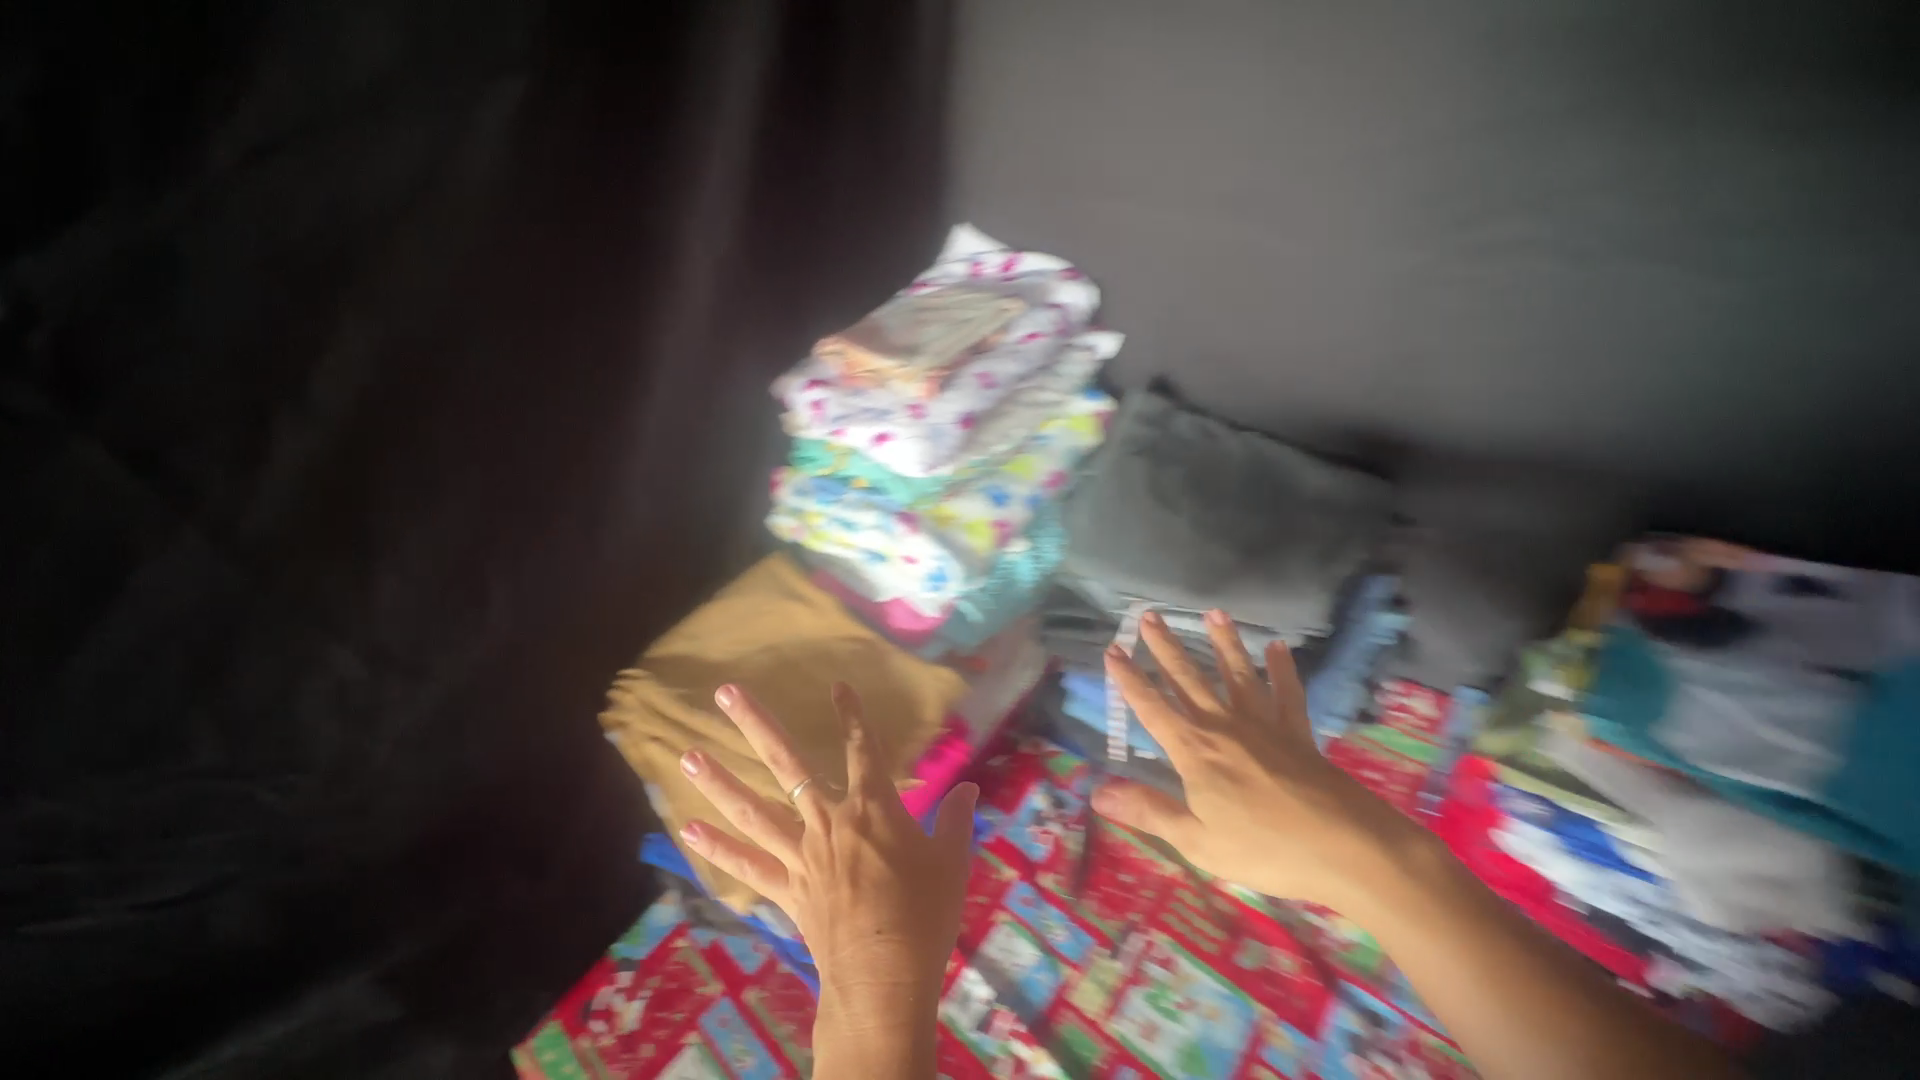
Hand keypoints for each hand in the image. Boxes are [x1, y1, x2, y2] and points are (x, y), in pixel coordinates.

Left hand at [676, 681, 974, 1070]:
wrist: (885, 975)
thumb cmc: (924, 913)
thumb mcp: (952, 860)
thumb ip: (956, 819)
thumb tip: (969, 788)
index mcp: (872, 807)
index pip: (862, 748)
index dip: (852, 714)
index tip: (838, 685)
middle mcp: (828, 820)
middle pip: (787, 765)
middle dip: (757, 725)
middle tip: (726, 692)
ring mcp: (800, 854)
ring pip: (752, 811)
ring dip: (719, 782)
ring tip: (687, 755)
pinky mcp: (786, 889)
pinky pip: (747, 866)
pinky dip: (718, 849)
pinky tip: (688, 831)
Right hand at [1092, 609, 1422, 909]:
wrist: (1346, 847)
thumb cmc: (1265, 851)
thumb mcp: (1197, 842)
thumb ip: (1150, 812)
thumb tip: (1098, 792)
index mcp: (1195, 752)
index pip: (1153, 708)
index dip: (1130, 680)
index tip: (1113, 650)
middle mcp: (1225, 727)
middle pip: (1189, 680)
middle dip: (1166, 648)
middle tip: (1149, 615)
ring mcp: (1265, 726)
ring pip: (1238, 675)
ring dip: (1224, 643)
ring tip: (1213, 613)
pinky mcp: (1298, 733)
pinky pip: (1287, 693)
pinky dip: (1282, 669)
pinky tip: (1278, 647)